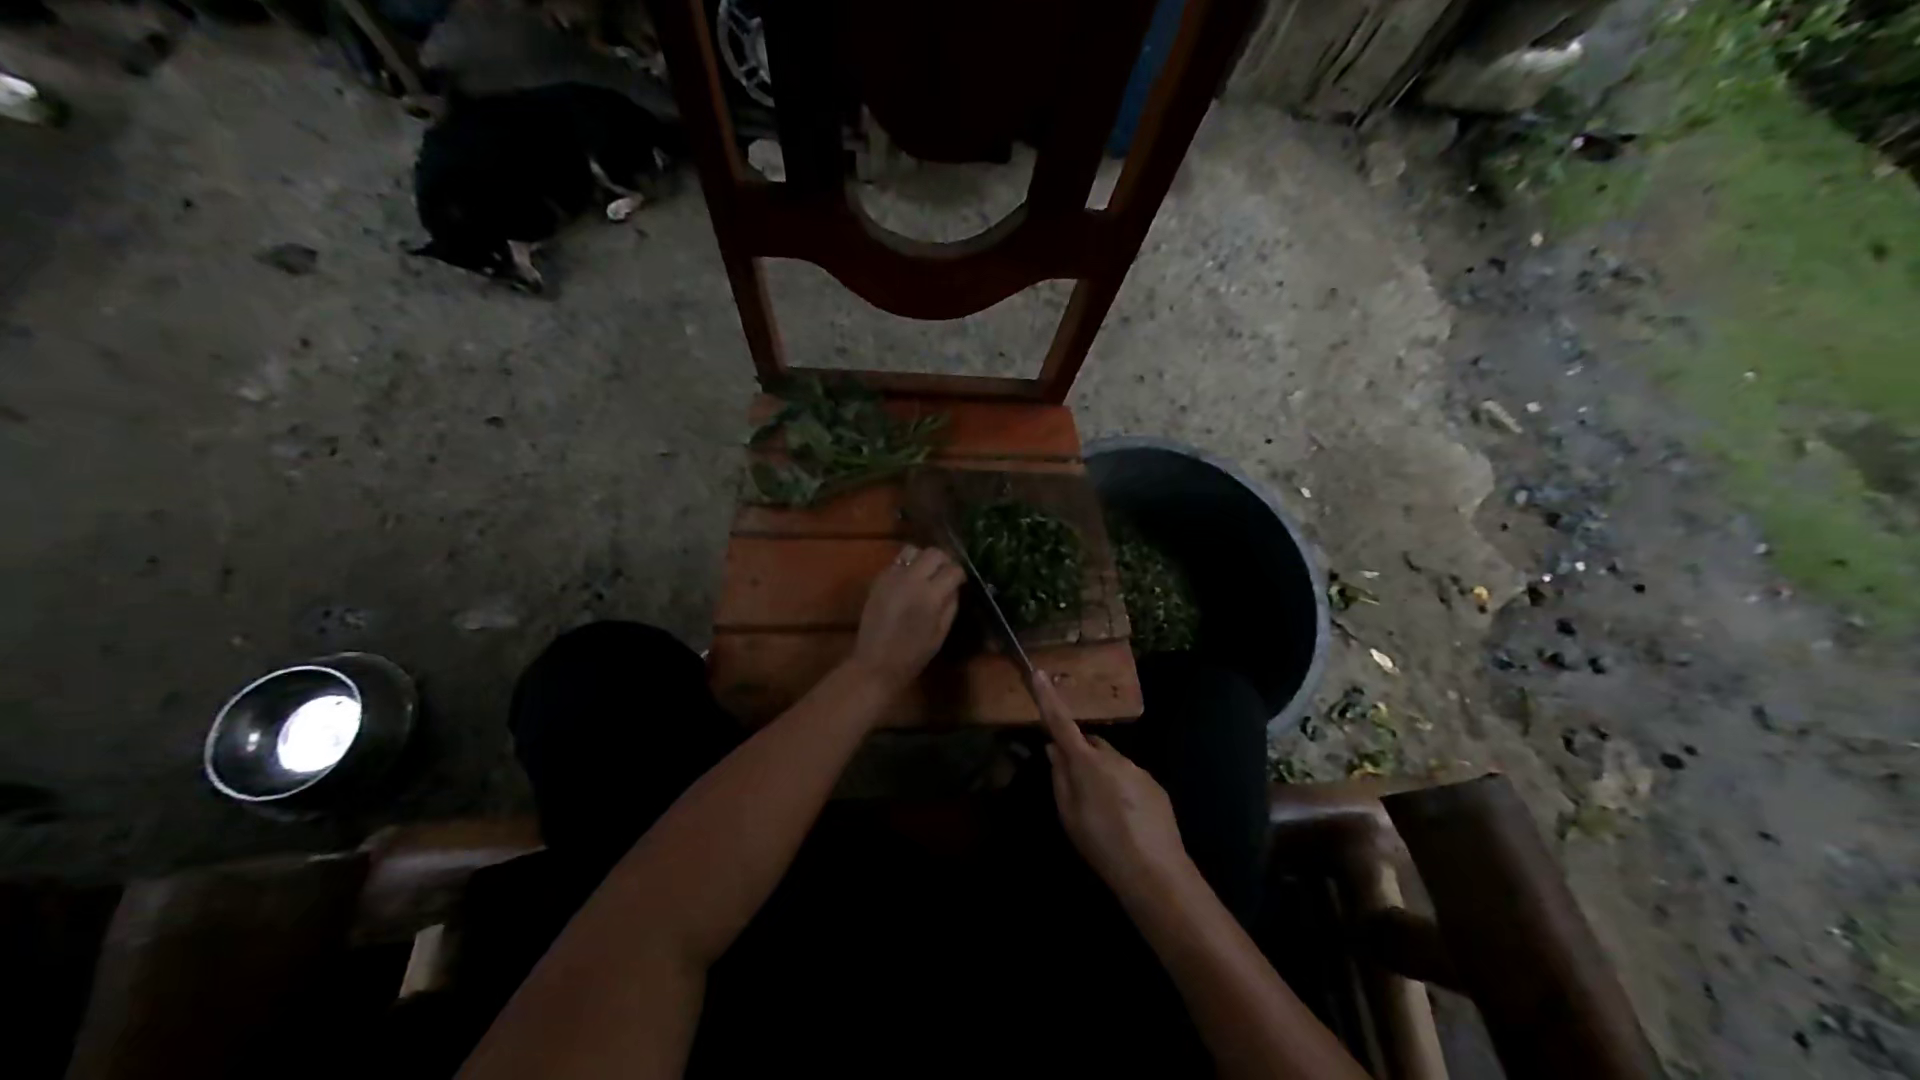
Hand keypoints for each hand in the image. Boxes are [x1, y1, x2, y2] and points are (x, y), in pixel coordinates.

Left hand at [847, 544, 963, 693]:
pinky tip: (908, 584)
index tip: (960, 582)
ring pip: (913, 550)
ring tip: (925, 574)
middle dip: (944, 560)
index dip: (960, 575)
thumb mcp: (941, 633)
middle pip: (934, 552)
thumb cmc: (913, 654)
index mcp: (931, 595)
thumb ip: (951, 604)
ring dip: (924, 559)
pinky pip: (897, 562)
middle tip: (945, 574)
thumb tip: (954, 586)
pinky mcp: (878, 580)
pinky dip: (907, 567)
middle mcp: (911, 579)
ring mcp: (892, 577)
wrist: (875, 663)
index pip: (953, 569)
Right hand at [1034, 671, 1195, 897]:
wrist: (1155, 872)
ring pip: (1111, 763)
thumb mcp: (1068, 814)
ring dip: (1102, 776)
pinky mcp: (1155, 785)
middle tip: (1074, 787)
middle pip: (1089, 745)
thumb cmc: (1101, 844)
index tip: (1039, 673)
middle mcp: (1114, 757)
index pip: (1061, 723)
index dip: (1047, 699)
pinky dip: (1121, 789)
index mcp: (1086, 762)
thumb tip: (1054, 748)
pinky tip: (1124, 819)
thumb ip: (1060, 777)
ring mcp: (1137, 769)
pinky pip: (1129, 777)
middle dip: (1079, 755)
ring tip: (1102, 813)